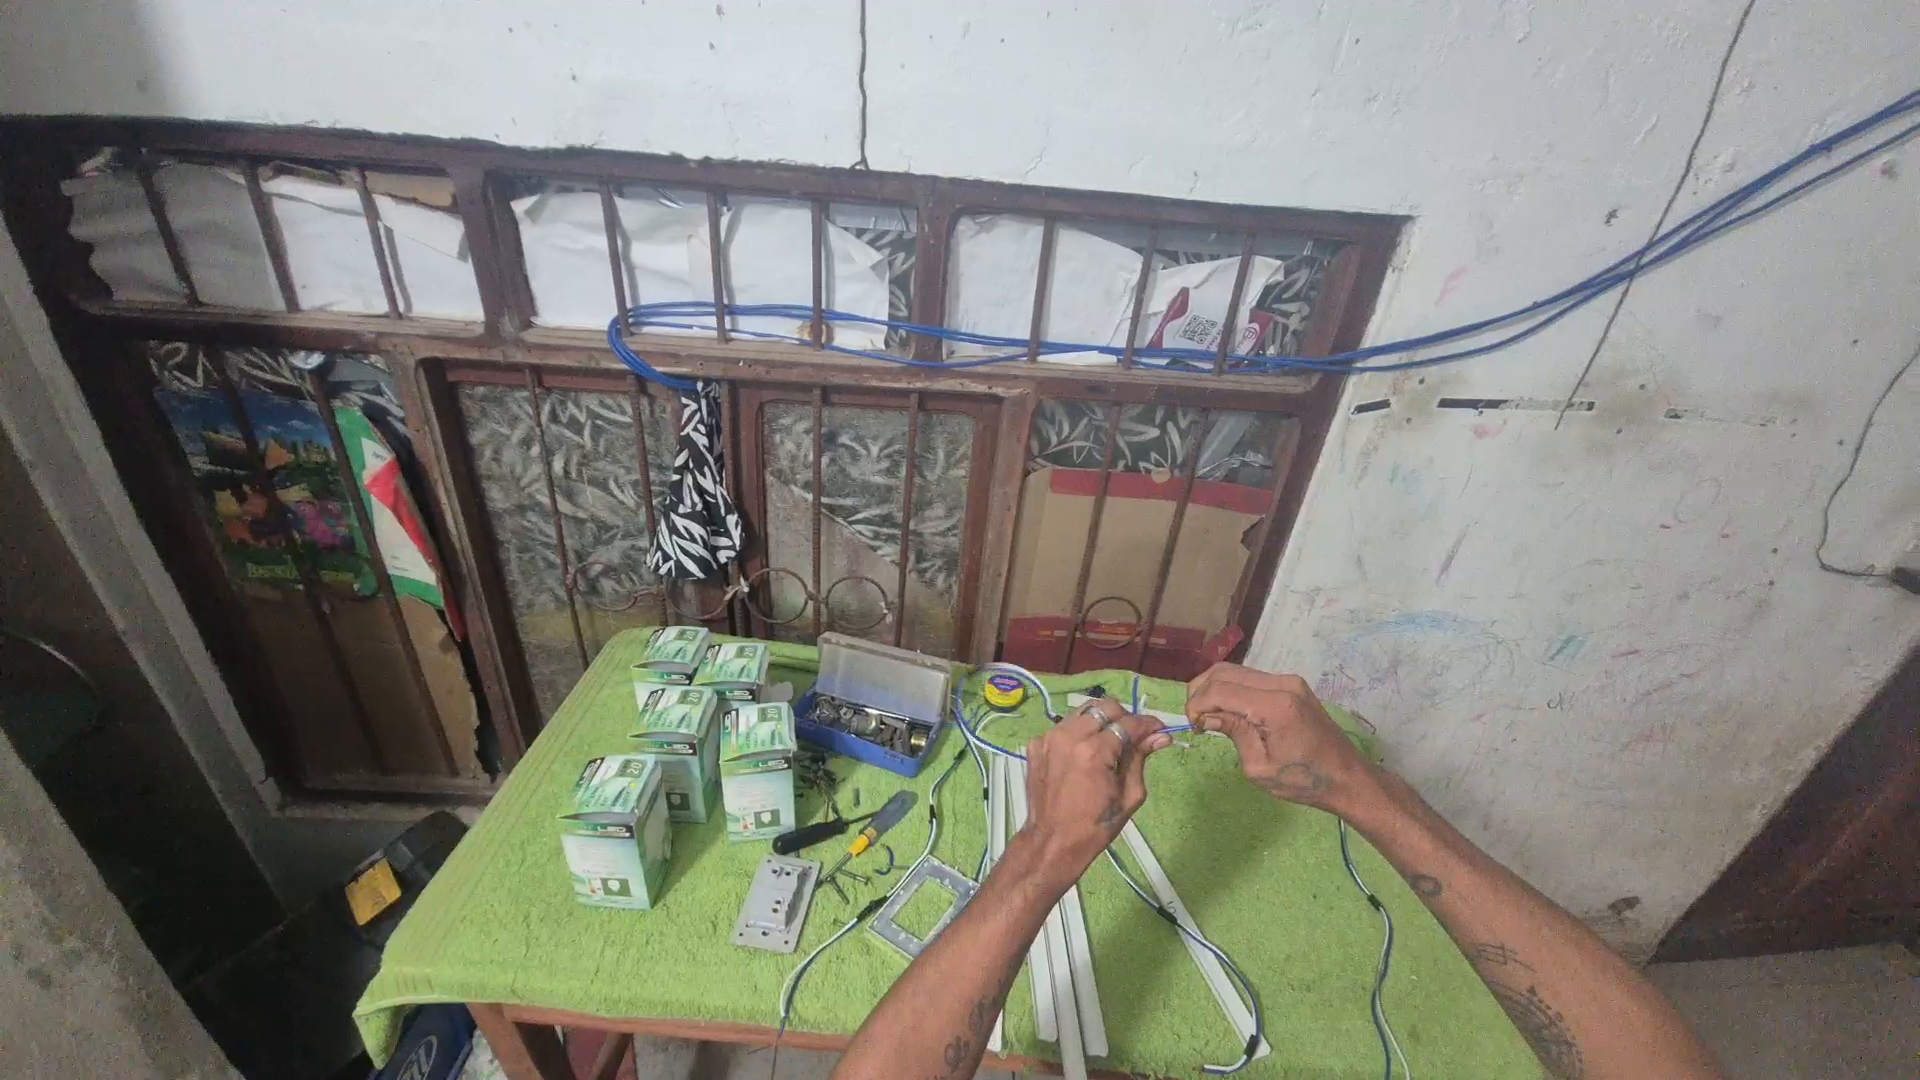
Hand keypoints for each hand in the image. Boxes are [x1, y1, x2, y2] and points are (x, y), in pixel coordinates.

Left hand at [1019, 699, 1170, 880]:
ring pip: (1082, 712)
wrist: (1052, 840)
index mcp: (1094, 751)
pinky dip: (1078, 734)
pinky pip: (1063, 727)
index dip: (1148, 724)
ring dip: (1100, 722)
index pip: (1128, 723)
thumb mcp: (1128, 795)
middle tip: (1132, 736)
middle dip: (1123, 717)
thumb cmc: (1095, 825)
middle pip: (1104, 707)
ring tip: (1108, 744)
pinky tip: (1082, 755)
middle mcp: (1069, 736)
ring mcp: (1048, 737)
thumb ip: (1140, 758)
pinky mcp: (1036, 744)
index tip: (1159, 729)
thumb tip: (1160, 736)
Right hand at [1185, 663, 1373, 812]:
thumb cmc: (1304, 781)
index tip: (1193, 727)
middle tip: (1195, 719)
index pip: (1220, 690)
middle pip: (1223, 672)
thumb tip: (1207, 717)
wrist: (1349, 778)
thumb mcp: (1259, 767)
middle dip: (1200, 692)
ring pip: (1235, 671)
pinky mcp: (1291, 685)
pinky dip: (1230, 689)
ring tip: (1208, 715)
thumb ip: (1233, 733)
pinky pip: (1250, 678)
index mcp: (1275, 706)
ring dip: (1214, 689)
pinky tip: (1227, 710)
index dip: (1197, 705)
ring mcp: (1288, 681)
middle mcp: (1282, 683)